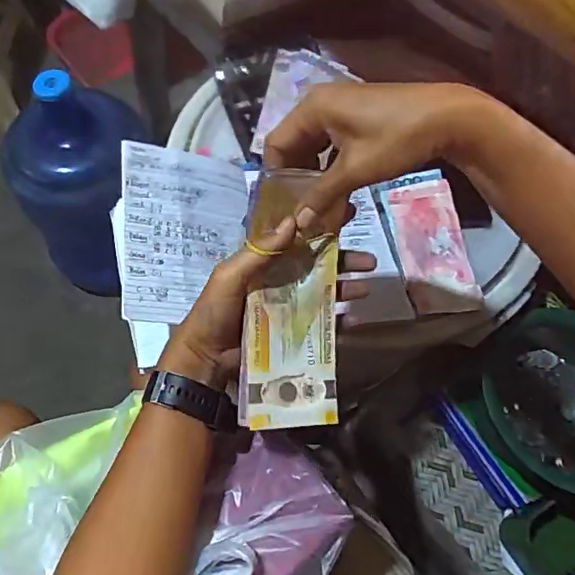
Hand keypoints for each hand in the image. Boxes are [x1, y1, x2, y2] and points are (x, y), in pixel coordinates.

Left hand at [157, 217, 375, 386]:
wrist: (205, 358)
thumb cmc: (214, 311)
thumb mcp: (230, 276)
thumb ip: (259, 251)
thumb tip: (292, 221)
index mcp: (264, 264)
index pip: (298, 241)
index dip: (322, 229)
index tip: (349, 216)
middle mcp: (280, 281)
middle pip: (318, 266)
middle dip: (344, 261)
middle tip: (369, 261)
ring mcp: (288, 308)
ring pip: (323, 292)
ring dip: (346, 288)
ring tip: (366, 289)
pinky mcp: (293, 333)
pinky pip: (321, 324)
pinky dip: (339, 321)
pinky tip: (354, 319)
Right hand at [262, 81, 504, 236]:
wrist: (451, 117)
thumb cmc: (397, 139)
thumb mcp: (356, 170)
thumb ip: (322, 195)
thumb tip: (298, 224)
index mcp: (312, 108)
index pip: (276, 144)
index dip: (275, 177)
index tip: (280, 206)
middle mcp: (320, 102)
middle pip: (293, 145)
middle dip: (296, 179)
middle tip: (300, 210)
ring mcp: (340, 108)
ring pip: (313, 147)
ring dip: (315, 176)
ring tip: (321, 205)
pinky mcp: (357, 116)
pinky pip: (331, 144)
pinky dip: (331, 167)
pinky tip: (339, 191)